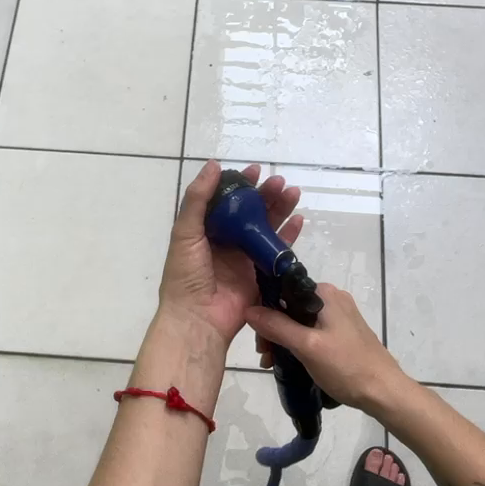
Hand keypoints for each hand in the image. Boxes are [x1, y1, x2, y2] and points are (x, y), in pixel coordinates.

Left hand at [157, 161, 303, 345]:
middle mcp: (227, 242)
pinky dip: (289, 235)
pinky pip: (278, 251)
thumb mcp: (185, 232)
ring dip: (280, 209)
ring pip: (267, 228)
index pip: (226, 201)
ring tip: (293, 192)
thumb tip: (213, 165)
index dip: (240, 185)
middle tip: (279, 181)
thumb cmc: (186, 275)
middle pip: (250, 212)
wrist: (198, 320)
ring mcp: (245, 258)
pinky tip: (298, 220)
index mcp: (206, 231)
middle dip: (265, 195)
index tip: (254, 170)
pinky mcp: (261, 275)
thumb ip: (197, 199)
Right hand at [244, 284, 408, 413]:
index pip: (284, 290)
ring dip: (283, 339)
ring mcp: (339, 315)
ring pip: (300, 320)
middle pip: (290, 307)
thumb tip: (248, 309)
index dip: (265, 310)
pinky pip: (312, 331)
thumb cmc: (346, 366)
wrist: (383, 391)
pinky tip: (290, 361)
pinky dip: (298, 343)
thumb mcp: (307, 346)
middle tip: (265, 356)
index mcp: (324, 293)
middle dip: (273, 329)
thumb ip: (277, 326)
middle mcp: (332, 298)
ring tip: (273, 363)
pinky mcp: (343, 331)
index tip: (257, 336)